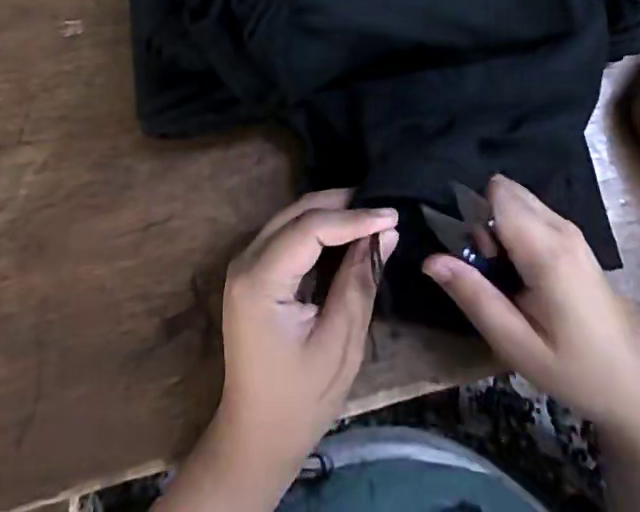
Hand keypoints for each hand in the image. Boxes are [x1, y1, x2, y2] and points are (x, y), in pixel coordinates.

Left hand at [216, 190, 396, 466]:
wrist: (256, 434)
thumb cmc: (300, 398)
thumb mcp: (340, 343)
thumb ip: (360, 281)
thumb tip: (386, 233)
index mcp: (260, 282)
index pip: (310, 228)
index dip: (355, 217)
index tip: (394, 215)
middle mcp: (245, 262)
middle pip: (297, 213)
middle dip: (344, 204)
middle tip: (386, 209)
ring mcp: (245, 265)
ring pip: (292, 217)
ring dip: (332, 212)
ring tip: (374, 215)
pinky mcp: (253, 273)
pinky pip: (288, 234)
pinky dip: (320, 227)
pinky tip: (349, 232)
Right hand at [421, 176, 639, 428]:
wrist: (631, 383)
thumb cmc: (572, 369)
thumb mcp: (514, 343)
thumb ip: (472, 295)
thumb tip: (429, 260)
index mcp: (547, 250)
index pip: (498, 194)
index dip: (477, 218)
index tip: (481, 260)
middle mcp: (562, 228)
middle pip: (506, 190)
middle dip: (486, 219)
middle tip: (492, 270)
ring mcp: (572, 231)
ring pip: (519, 199)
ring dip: (500, 225)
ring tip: (509, 276)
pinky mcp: (575, 239)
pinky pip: (533, 212)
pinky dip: (516, 230)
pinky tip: (524, 275)